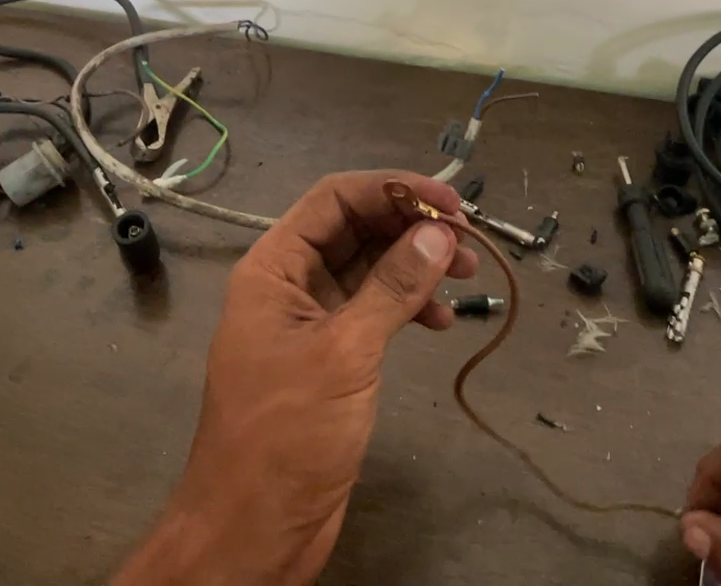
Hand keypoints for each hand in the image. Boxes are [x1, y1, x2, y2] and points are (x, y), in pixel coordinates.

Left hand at [113, 171, 478, 585]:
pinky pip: (375, 307)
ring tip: (466, 275)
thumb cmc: (286, 435)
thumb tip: (439, 233)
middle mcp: (291, 282)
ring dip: (417, 264)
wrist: (252, 531)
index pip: (336, 198)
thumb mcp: (344, 353)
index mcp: (275, 267)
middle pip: (356, 228)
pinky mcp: (333, 353)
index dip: (393, 188)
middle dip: (411, 226)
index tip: (450, 203)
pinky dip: (408, 305)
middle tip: (468, 242)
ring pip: (370, 267)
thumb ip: (392, 287)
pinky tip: (439, 321)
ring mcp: (312, 318)